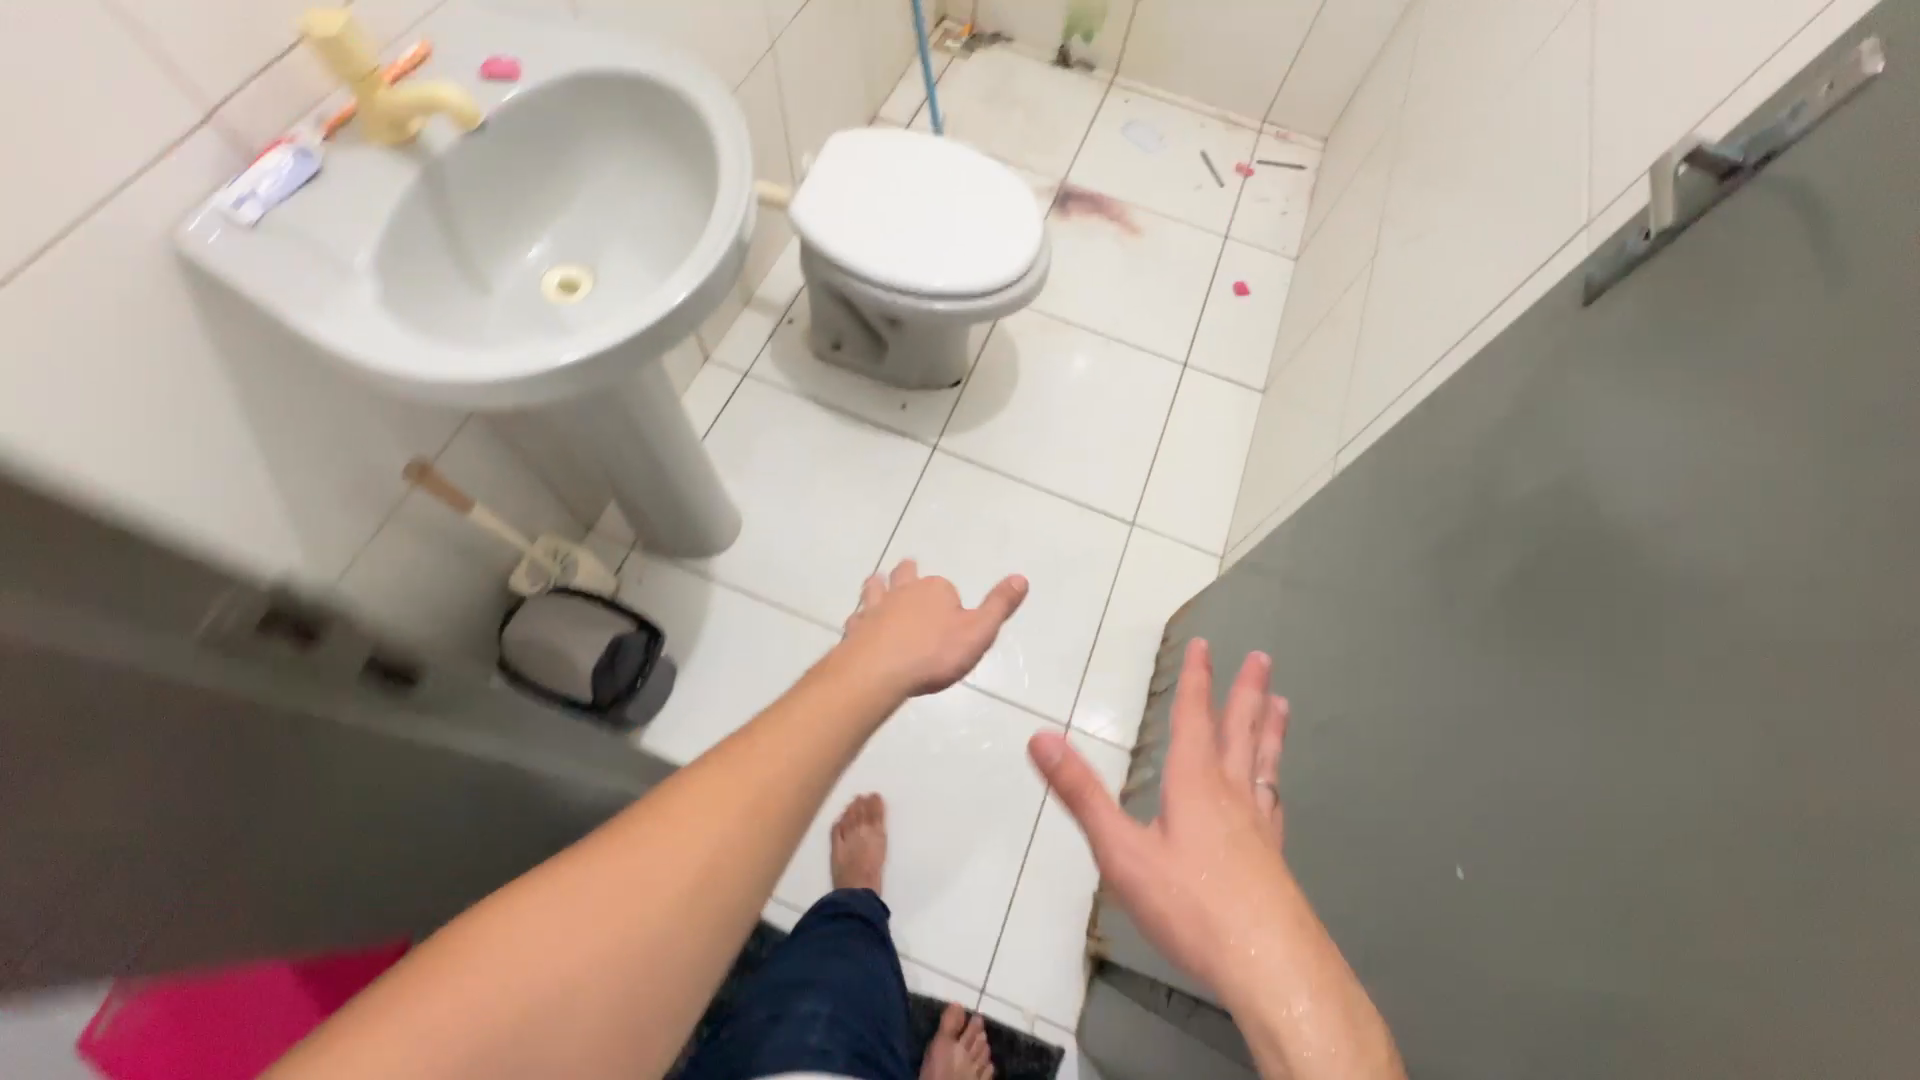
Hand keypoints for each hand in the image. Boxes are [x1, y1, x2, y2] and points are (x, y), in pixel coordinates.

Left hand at [841, 560, 1028, 698]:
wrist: (881, 671)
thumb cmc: (935, 653)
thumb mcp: (979, 631)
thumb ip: (999, 606)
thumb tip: (1021, 578)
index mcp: (935, 591)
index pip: (945, 588)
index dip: (948, 600)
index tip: (951, 618)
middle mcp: (903, 592)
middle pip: (905, 576)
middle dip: (907, 574)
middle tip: (907, 568)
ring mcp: (875, 609)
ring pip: (875, 589)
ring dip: (878, 586)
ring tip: (877, 582)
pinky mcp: (856, 629)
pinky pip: (857, 619)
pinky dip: (859, 620)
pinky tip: (858, 624)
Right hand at [1028, 639, 1291, 1001]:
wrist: (1270, 967)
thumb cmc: (1190, 906)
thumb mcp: (1121, 852)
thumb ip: (1081, 794)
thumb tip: (1040, 737)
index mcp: (1194, 784)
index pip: (1194, 719)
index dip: (1196, 680)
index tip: (1204, 645)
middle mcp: (1231, 795)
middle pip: (1240, 731)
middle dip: (1246, 691)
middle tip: (1262, 657)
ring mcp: (1258, 826)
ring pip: (1263, 762)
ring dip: (1268, 728)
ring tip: (1281, 701)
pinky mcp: (1273, 857)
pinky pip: (1273, 802)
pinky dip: (1273, 782)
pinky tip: (1274, 790)